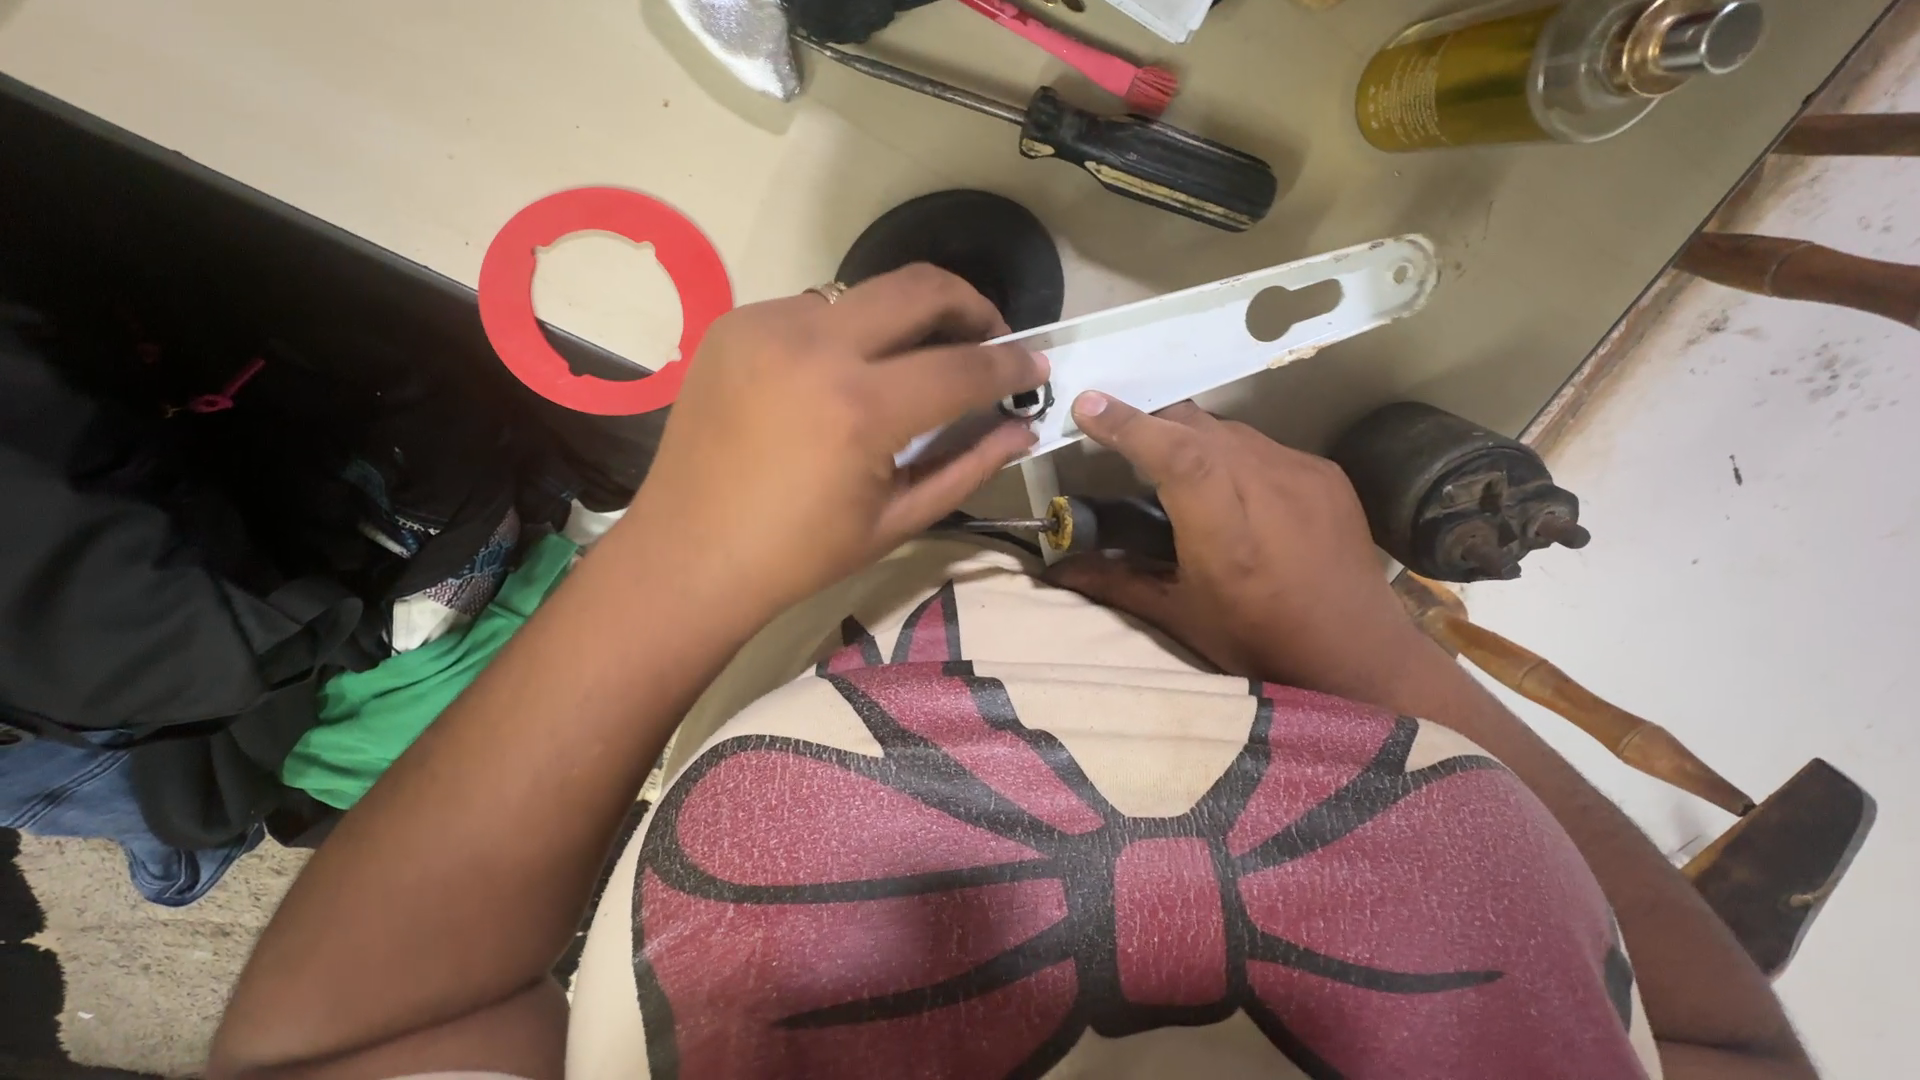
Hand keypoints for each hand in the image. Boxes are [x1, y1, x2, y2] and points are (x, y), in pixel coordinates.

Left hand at [624, 265, 1047, 615]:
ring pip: (865, 294)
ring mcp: (767, 326)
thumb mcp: (896, 520)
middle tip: (989, 338)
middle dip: (971, 306)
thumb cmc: (799, 555)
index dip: (1010, 364)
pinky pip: (815, 310)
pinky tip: (842, 375)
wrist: (688, 555)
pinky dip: (846, 333)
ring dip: (904, 321)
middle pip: (920, 288)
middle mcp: (815, 347)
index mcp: (860, 409)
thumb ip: (968, 466)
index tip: (1036, 364)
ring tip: (912, 364)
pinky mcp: (735, 325)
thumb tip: (1022, 427)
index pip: (962, 367)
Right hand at [1045, 393, 1431, 701]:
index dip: (1130, 425)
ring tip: (1173, 469)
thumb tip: (1060, 571)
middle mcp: (1268, 486)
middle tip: (1119, 439)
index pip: (1176, 453)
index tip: (1088, 406)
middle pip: (1197, 425)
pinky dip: (1230, 454)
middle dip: (1151, 423)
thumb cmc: (1262, 643)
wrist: (1358, 653)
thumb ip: (1117, 583)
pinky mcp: (1325, 472)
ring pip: (1229, 430)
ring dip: (1190, 438)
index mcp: (1226, 530)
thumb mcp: (1183, 618)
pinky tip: (1229, 489)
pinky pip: (1263, 446)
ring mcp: (1302, 472)